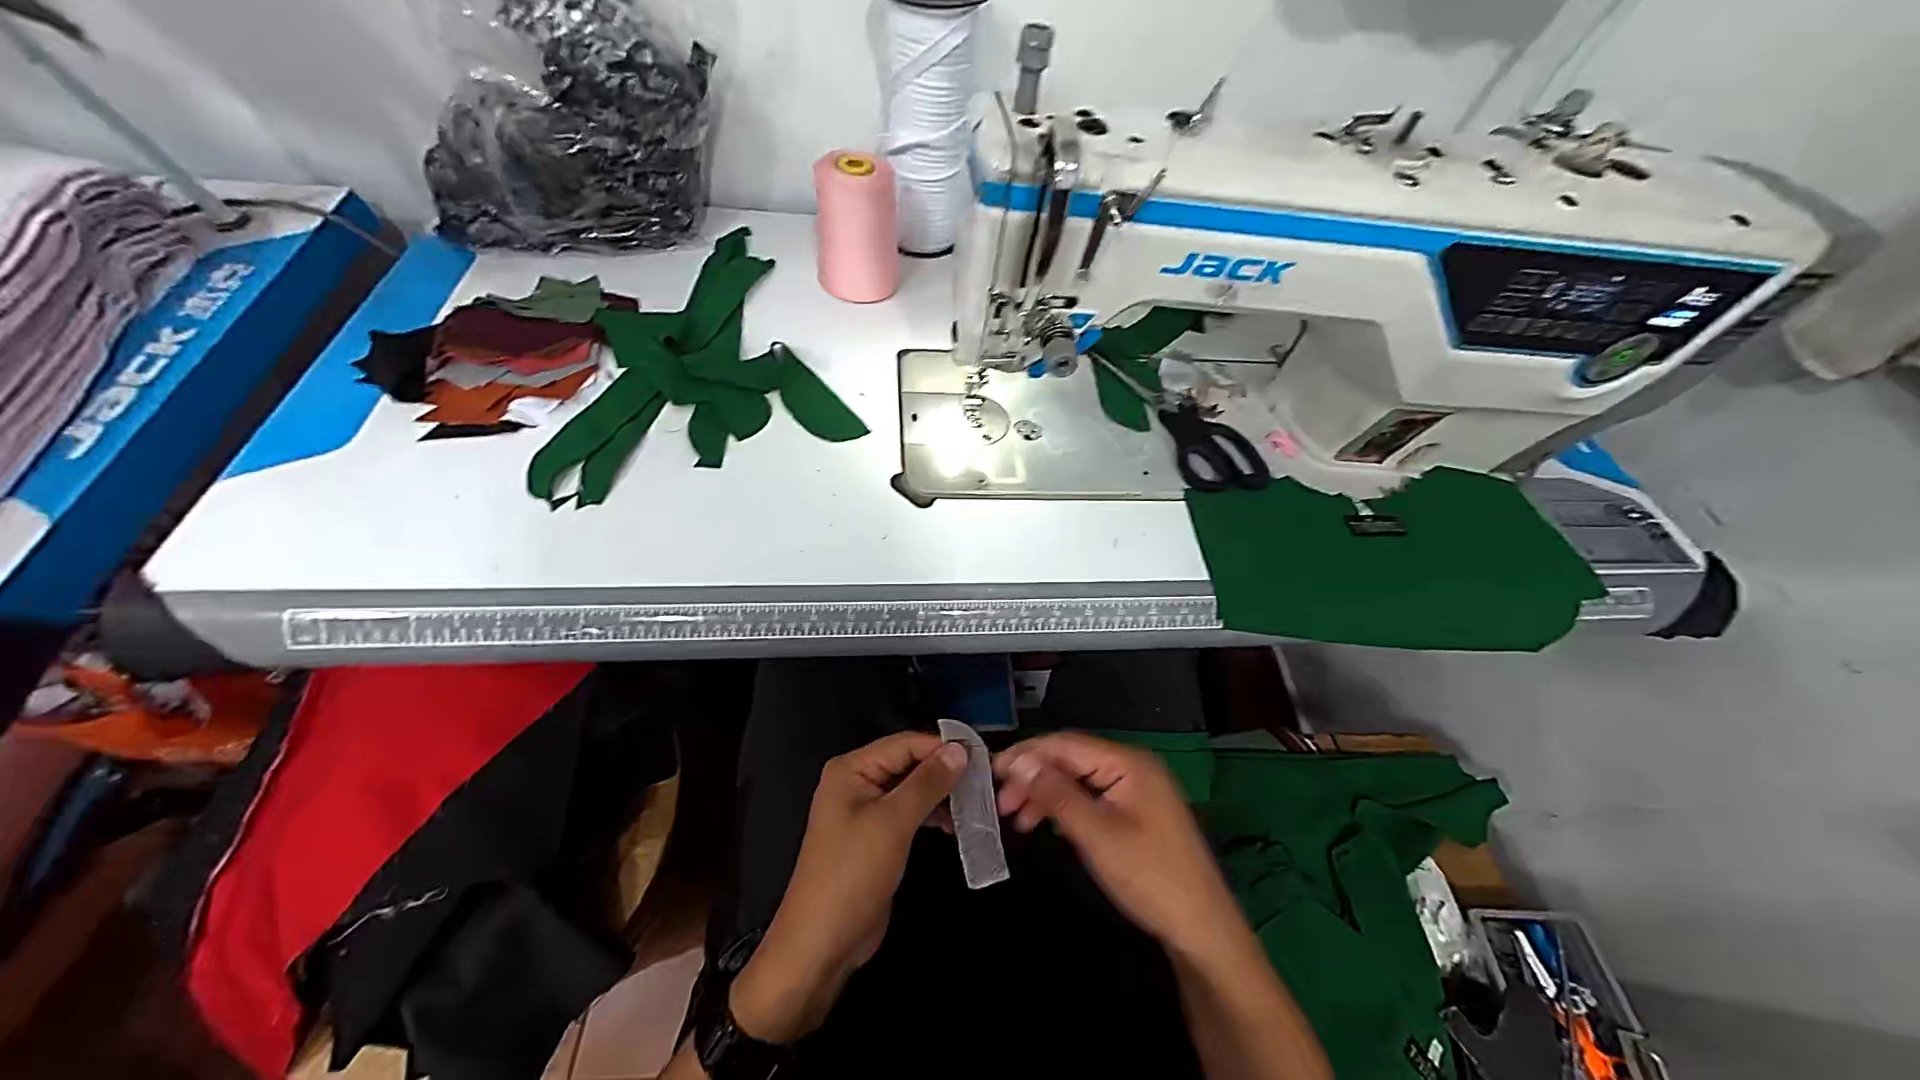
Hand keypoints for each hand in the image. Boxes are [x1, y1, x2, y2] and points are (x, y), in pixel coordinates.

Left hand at [730, 732, 966, 1041]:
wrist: (822, 943)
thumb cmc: (853, 874)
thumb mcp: (893, 822)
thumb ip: (928, 782)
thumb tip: (960, 749)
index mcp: (852, 769)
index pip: (905, 743)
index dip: (943, 747)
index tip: (983, 757)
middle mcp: (857, 782)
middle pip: (909, 763)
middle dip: (945, 771)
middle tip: (986, 781)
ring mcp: (866, 810)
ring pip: (912, 788)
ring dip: (942, 794)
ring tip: (977, 804)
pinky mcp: (877, 835)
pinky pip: (909, 812)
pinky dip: (932, 814)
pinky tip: (955, 824)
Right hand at [994, 733, 1246, 961]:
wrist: (1201, 927)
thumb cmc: (1151, 878)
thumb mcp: (1096, 834)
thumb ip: (1056, 794)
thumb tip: (1020, 762)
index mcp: (1128, 763)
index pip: (1066, 744)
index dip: (1027, 754)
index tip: (992, 770)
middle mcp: (1132, 767)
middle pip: (1071, 759)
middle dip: (1033, 777)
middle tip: (1001, 802)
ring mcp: (1135, 788)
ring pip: (1078, 779)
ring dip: (1046, 794)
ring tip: (1018, 819)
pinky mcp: (1135, 810)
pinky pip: (1091, 796)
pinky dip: (1065, 807)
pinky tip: (1046, 824)